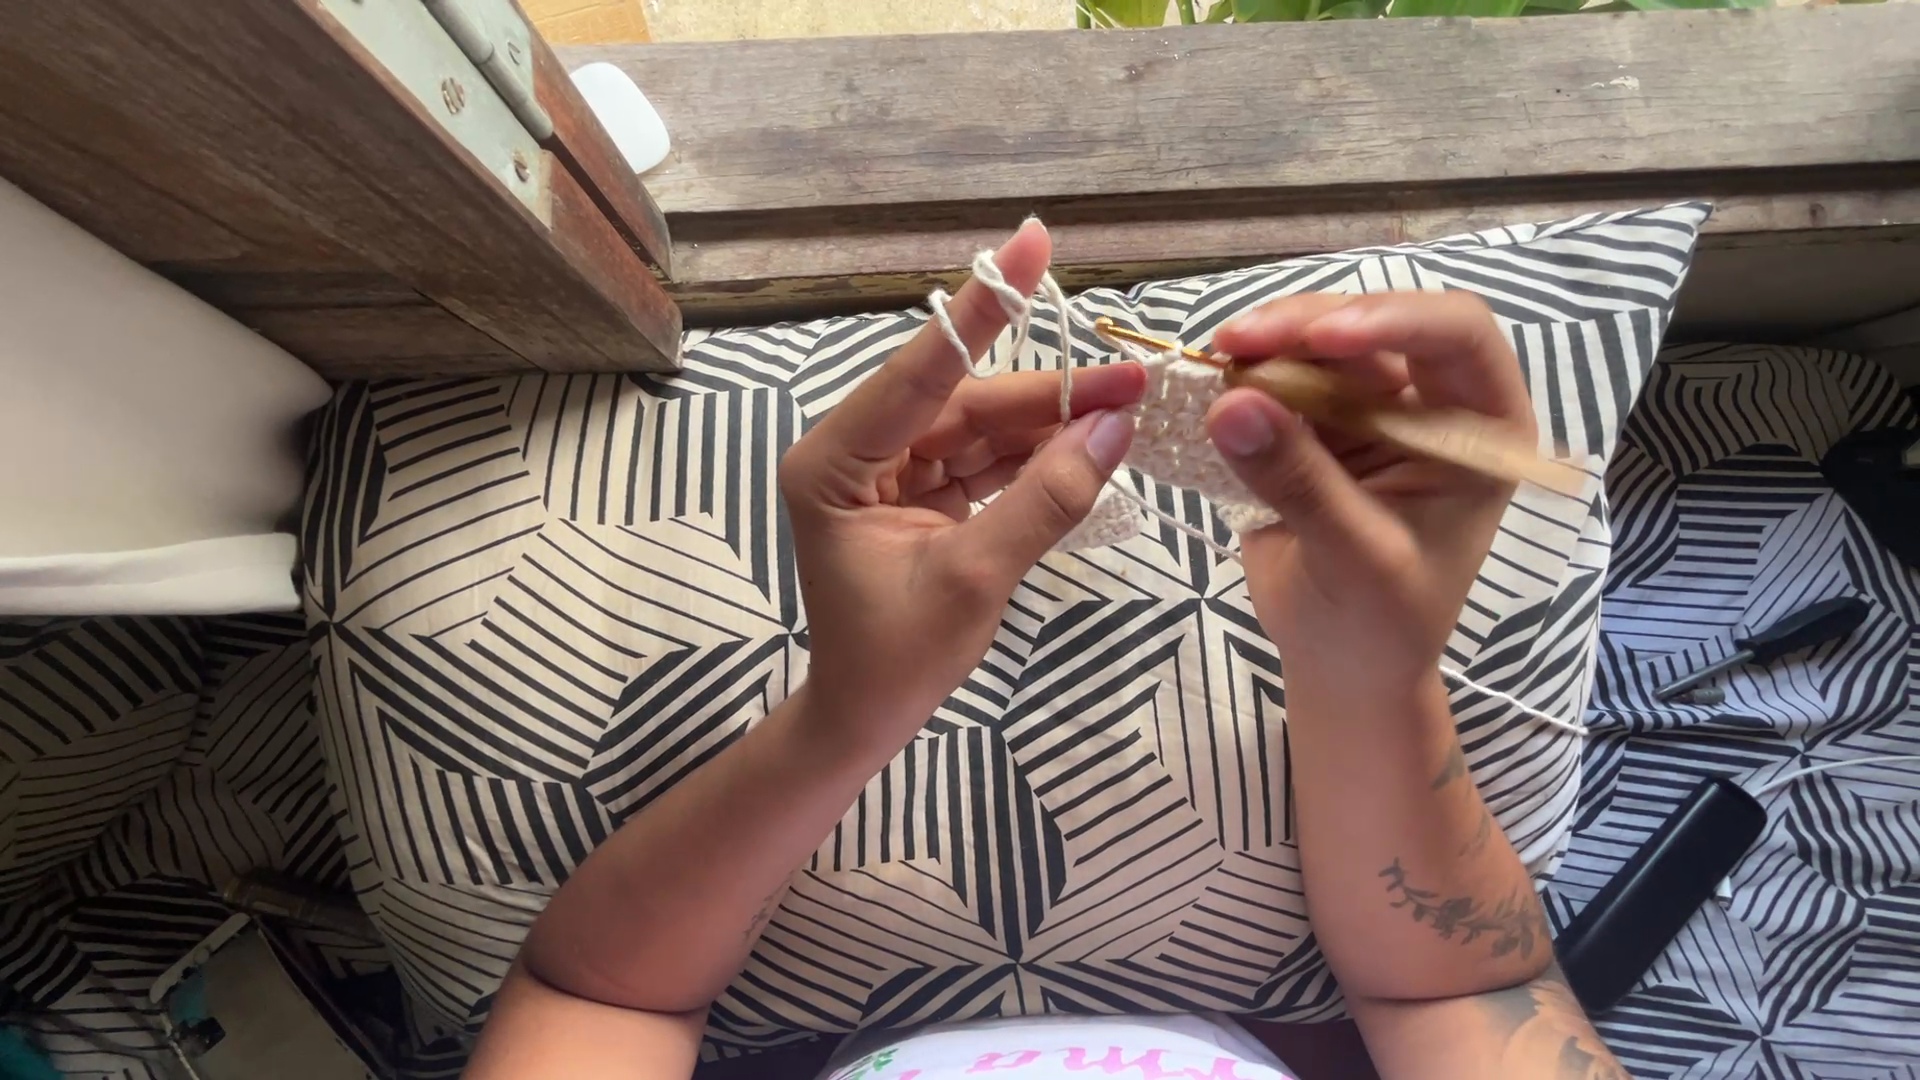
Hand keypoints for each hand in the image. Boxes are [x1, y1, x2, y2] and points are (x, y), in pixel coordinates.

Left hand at [780, 221, 1145, 745]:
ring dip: (1048, 424)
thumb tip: (1114, 431)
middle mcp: (856, 452)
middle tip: (1130, 378)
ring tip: (1124, 409)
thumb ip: (1042, 501)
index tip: (1032, 242)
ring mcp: (889, 472)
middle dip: (1046, 394)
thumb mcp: (973, 578)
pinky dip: (1032, 458)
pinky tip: (1085, 445)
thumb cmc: (897, 660)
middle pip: (960, 402)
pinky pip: (982, 462)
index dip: (984, 308)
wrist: (867, 715)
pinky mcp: (918, 496)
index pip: (920, 372)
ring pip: (978, 429)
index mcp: (835, 462)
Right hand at [1203, 292, 1535, 697]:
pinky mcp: (1310, 435)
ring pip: (1314, 353)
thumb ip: (1298, 479)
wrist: (1341, 662)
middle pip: (1370, 332)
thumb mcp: (1351, 554)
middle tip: (1230, 343)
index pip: (1454, 338)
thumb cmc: (1376, 622)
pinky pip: (1274, 391)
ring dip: (1262, 352)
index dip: (1391, 319)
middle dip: (1301, 329)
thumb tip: (1228, 403)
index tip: (1319, 337)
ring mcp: (1363, 418)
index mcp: (1476, 430)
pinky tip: (1207, 387)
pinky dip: (1239, 385)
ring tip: (1210, 364)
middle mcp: (1424, 408)